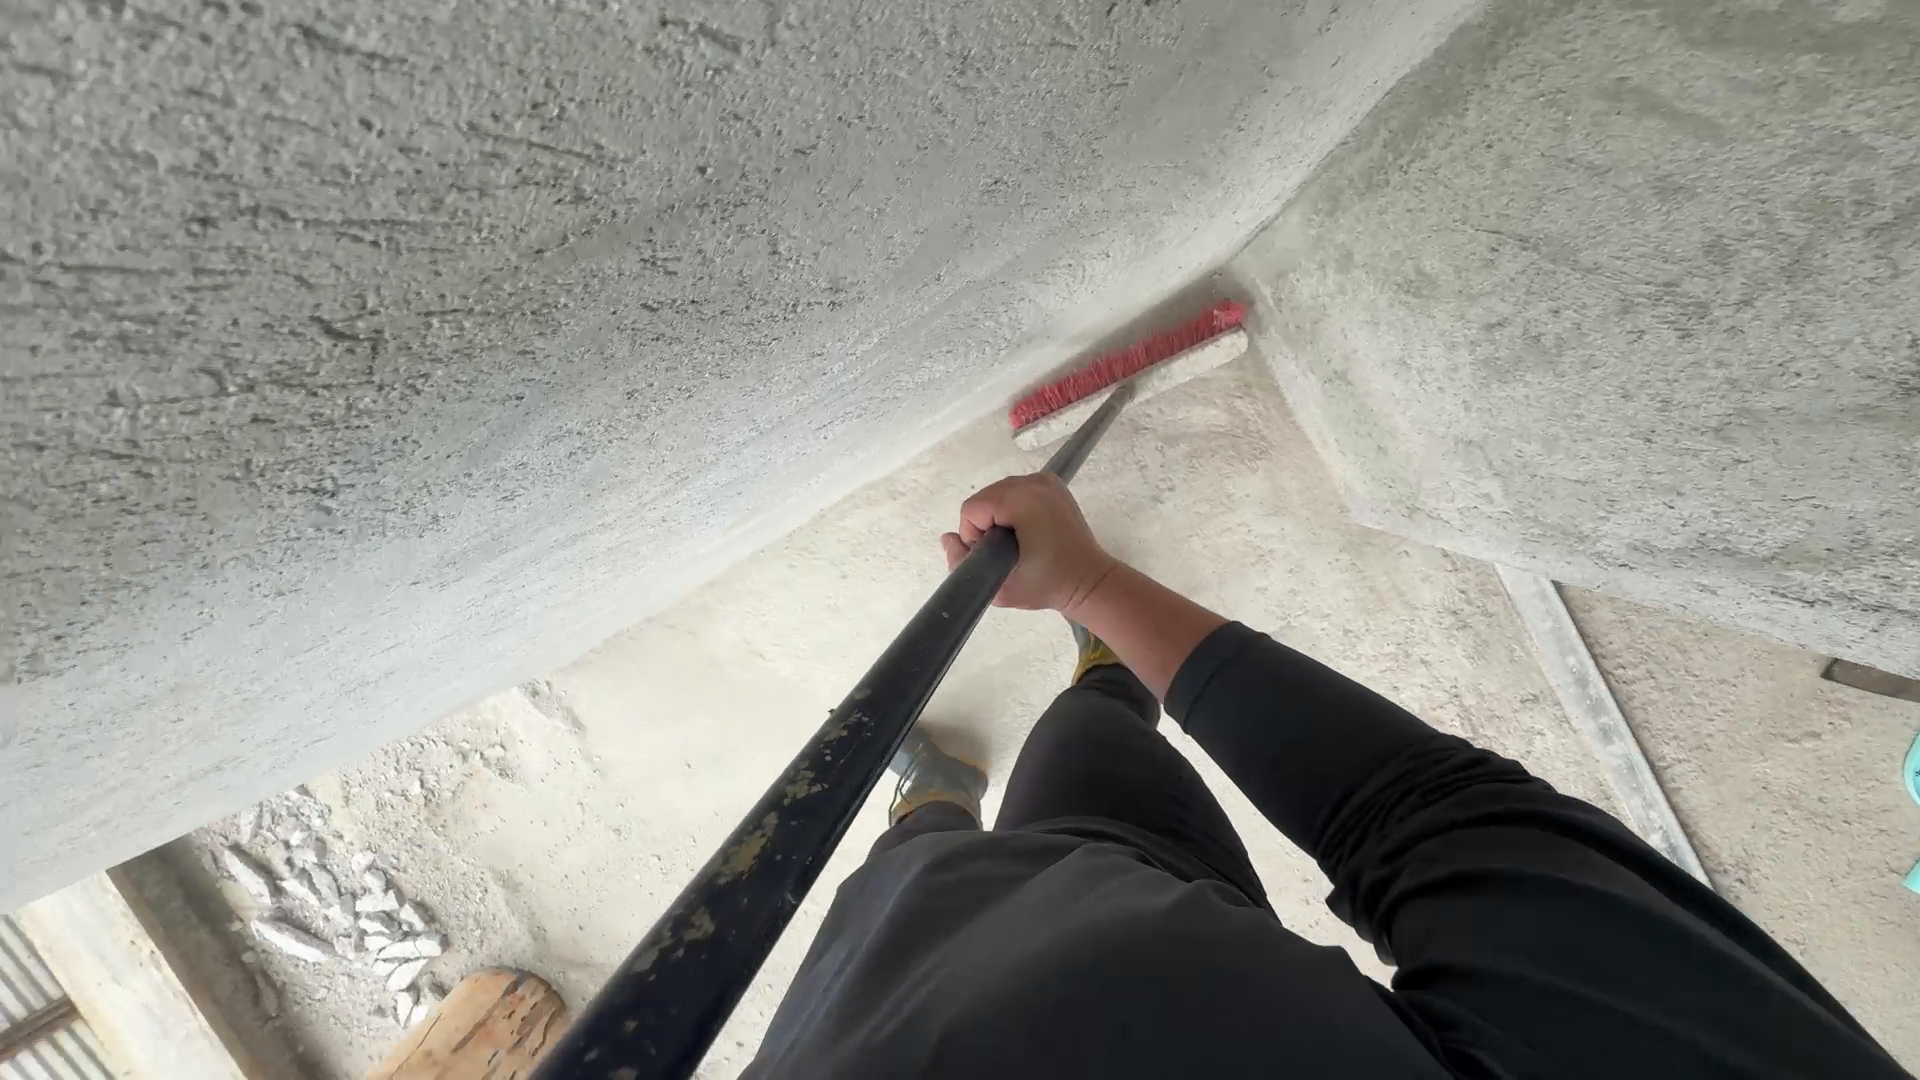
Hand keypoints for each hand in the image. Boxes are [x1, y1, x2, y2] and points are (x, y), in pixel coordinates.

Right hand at [940, 473, 1120, 612]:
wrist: (1089, 581)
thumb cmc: (1048, 586)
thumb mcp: (1000, 587)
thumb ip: (963, 564)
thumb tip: (947, 538)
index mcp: (1022, 500)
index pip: (972, 509)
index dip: (974, 536)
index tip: (995, 557)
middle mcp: (1033, 482)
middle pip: (984, 497)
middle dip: (985, 525)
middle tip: (1005, 553)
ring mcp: (1045, 480)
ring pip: (998, 493)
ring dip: (997, 517)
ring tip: (1017, 544)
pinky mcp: (1053, 484)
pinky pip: (1016, 491)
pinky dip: (1012, 509)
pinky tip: (1026, 531)